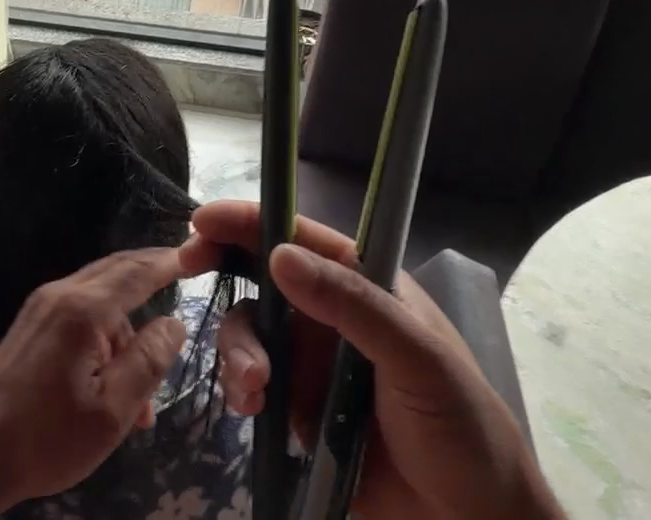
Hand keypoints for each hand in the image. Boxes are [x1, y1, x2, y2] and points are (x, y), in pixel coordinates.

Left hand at [0, 248, 193, 519]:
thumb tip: (174, 322)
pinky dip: (104, 336)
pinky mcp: (31, 326)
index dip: (168, 261)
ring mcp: (40, 308)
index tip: (196, 252)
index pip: (136, 272)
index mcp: (82, 310)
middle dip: (150, 272)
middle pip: (115, 270)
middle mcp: (59, 295)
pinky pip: (79, 315)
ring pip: (98, 298)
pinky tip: (112, 384)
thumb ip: (148, 361)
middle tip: (184, 274)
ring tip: (143, 395)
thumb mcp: (112, 410)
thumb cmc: (47, 437)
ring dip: (127, 328)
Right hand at [180, 201, 562, 519]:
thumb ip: (351, 305)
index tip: (202, 222)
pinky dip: (239, 384)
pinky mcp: (296, 405)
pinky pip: (250, 378)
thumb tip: (278, 255)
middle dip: (221, 268)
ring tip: (253, 385)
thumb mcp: (417, 359)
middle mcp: (330, 313)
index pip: (299, 235)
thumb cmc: (461, 429)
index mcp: (364, 285)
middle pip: (261, 274)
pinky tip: (251, 408)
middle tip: (189, 270)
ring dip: (236, 347)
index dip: (248, 221)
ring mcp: (310, 360)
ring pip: (249, 329)